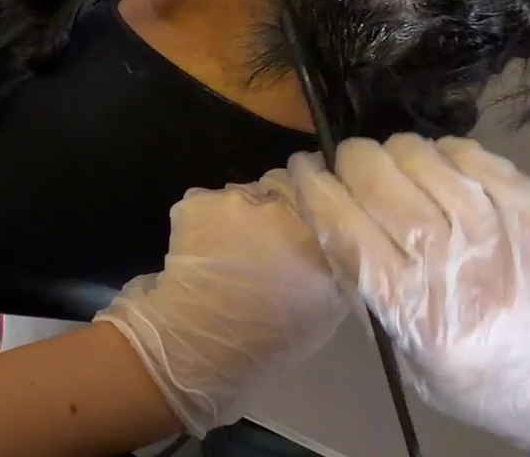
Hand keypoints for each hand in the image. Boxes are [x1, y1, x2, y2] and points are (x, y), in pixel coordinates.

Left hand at [95, 169, 348, 434]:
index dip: (307, 202)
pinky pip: (205, 204)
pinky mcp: (197, 200)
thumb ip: (332, 259)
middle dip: (271, 209)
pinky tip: (203, 252)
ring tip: (229, 252)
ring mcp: (234, 197)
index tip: (300, 217)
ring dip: (238, 216)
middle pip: (275, 188)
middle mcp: (278, 203)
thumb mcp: (328, 303)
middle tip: (262, 241)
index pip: (318, 190)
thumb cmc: (273, 336)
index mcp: (318, 229)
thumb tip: (325, 235)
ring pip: (239, 196)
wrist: (206, 342)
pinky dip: (204, 222)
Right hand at [290, 137, 529, 456]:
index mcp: (419, 314)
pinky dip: (442, 153)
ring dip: (393, 153)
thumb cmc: (500, 382)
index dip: (311, 185)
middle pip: (375, 178)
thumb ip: (373, 293)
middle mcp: (458, 267)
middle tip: (348, 167)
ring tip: (395, 167)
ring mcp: (504, 230)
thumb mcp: (418, 363)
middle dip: (348, 161)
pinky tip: (441, 171)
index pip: (341, 226)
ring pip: (417, 155)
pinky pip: (468, 153)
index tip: (301, 168)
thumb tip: (330, 219)